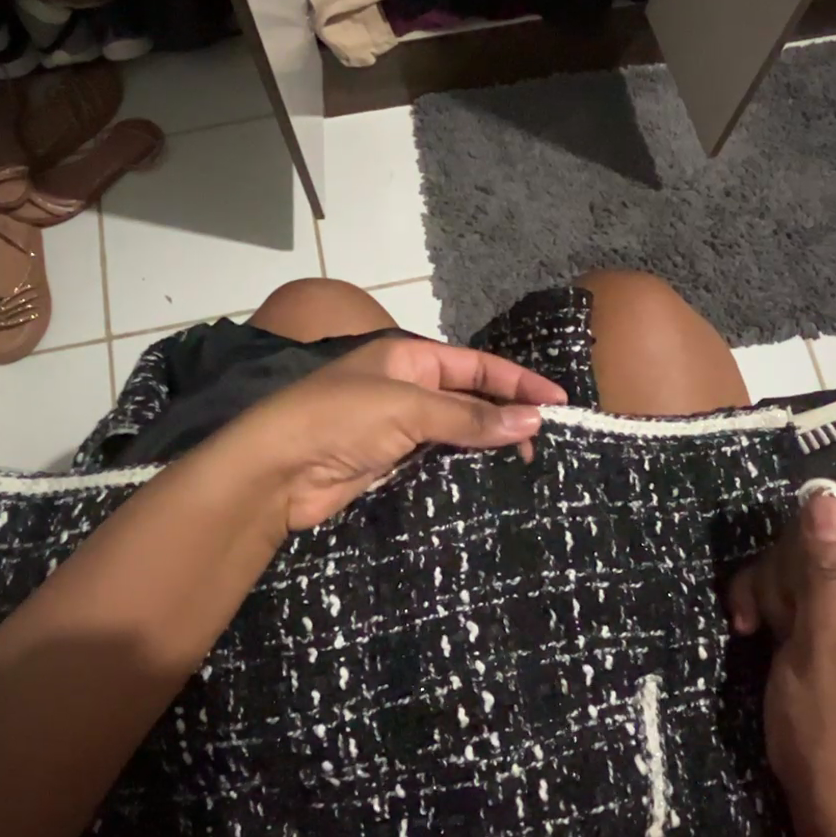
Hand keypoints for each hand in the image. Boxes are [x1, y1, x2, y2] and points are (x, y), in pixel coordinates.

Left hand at [206, 337, 567, 533]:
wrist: (277, 470)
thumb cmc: (340, 419)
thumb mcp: (408, 408)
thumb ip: (469, 418)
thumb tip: (532, 421)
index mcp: (408, 356)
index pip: (475, 365)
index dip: (517, 381)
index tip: (558, 402)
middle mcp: (406, 387)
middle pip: (469, 398)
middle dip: (507, 415)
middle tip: (547, 442)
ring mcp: (398, 427)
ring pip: (456, 432)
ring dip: (489, 444)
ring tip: (530, 463)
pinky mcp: (390, 463)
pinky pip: (438, 460)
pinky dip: (465, 468)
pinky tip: (493, 480)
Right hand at [728, 482, 835, 836]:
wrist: (823, 801)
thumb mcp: (826, 647)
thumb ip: (825, 570)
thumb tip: (823, 495)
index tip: (804, 511)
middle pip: (826, 533)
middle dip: (789, 560)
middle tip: (783, 605)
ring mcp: (833, 610)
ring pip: (790, 559)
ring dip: (764, 585)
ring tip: (761, 627)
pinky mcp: (802, 624)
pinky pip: (771, 586)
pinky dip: (753, 601)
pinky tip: (746, 628)